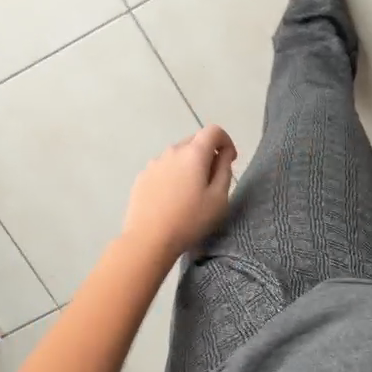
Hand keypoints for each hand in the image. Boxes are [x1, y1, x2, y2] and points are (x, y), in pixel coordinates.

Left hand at [122, 126, 237, 261]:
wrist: (147, 240)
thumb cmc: (189, 220)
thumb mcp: (219, 199)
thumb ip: (225, 170)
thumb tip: (224, 154)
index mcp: (194, 153)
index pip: (214, 130)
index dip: (226, 141)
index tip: (230, 161)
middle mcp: (172, 151)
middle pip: (195, 141)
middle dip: (208, 153)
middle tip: (212, 180)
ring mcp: (154, 163)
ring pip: (178, 155)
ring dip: (189, 165)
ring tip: (190, 193)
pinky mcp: (142, 177)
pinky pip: (163, 168)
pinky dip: (172, 175)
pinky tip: (171, 199)